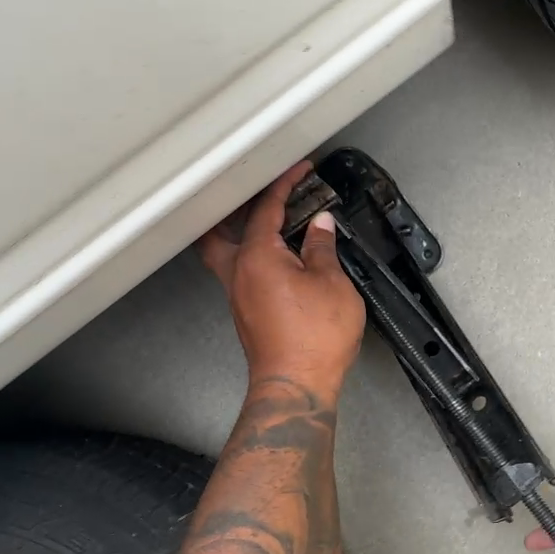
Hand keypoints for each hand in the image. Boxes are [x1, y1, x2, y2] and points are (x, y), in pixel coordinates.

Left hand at [199, 160, 364, 398]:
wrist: (297, 383)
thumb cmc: (316, 335)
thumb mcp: (332, 283)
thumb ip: (322, 248)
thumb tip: (320, 225)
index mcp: (257, 257)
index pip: (267, 209)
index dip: (285, 185)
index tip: (300, 171)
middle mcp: (237, 272)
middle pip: (222, 230)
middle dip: (239, 208)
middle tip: (263, 196)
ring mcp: (238, 295)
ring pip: (227, 252)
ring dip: (244, 232)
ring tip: (273, 222)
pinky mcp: (246, 313)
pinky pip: (241, 271)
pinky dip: (255, 255)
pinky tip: (279, 258)